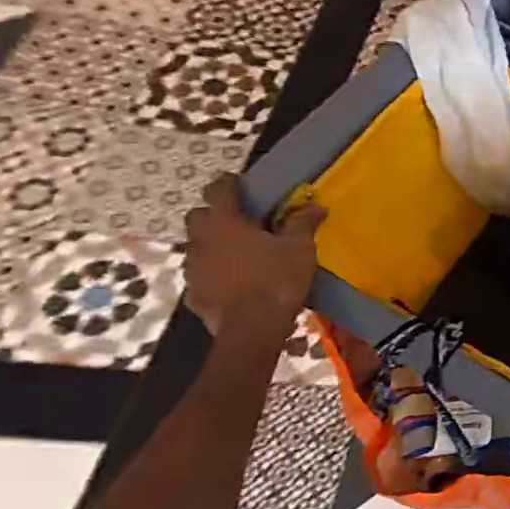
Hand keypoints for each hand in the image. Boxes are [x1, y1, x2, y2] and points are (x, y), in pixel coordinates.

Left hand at [182, 175, 325, 334]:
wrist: (252, 326)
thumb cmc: (276, 278)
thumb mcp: (299, 248)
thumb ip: (303, 224)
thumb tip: (316, 206)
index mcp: (225, 222)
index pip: (218, 190)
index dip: (228, 183)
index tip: (238, 182)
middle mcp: (201, 240)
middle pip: (199, 216)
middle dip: (216, 215)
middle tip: (242, 222)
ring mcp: (193, 267)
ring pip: (199, 246)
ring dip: (215, 245)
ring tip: (241, 254)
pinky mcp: (193, 292)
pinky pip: (202, 273)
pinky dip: (215, 272)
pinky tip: (235, 282)